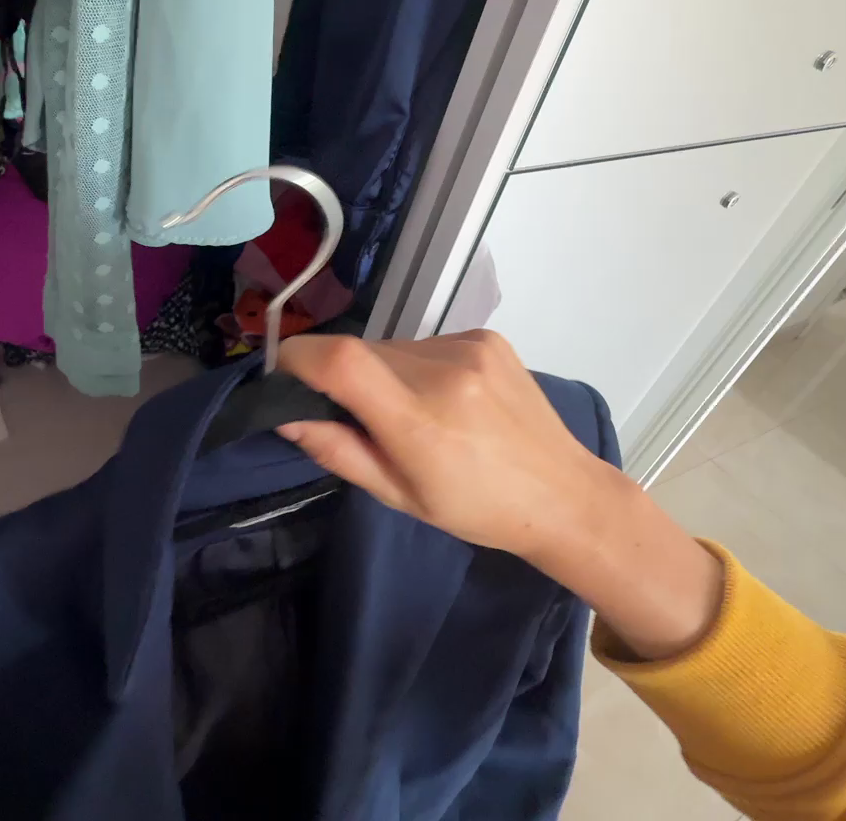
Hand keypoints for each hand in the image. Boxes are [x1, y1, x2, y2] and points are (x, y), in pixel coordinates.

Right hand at [277, 331, 722, 659]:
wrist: (564, 494)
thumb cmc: (475, 509)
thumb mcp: (398, 496)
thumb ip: (337, 450)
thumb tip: (285, 413)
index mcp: (420, 421)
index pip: (340, 360)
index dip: (297, 358)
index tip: (281, 376)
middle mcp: (444, 371)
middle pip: (359, 350)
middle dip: (339, 375)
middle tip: (355, 414)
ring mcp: (470, 347)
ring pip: (389, 346)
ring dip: (380, 371)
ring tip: (410, 411)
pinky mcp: (486, 336)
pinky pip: (422, 342)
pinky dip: (414, 365)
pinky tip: (443, 396)